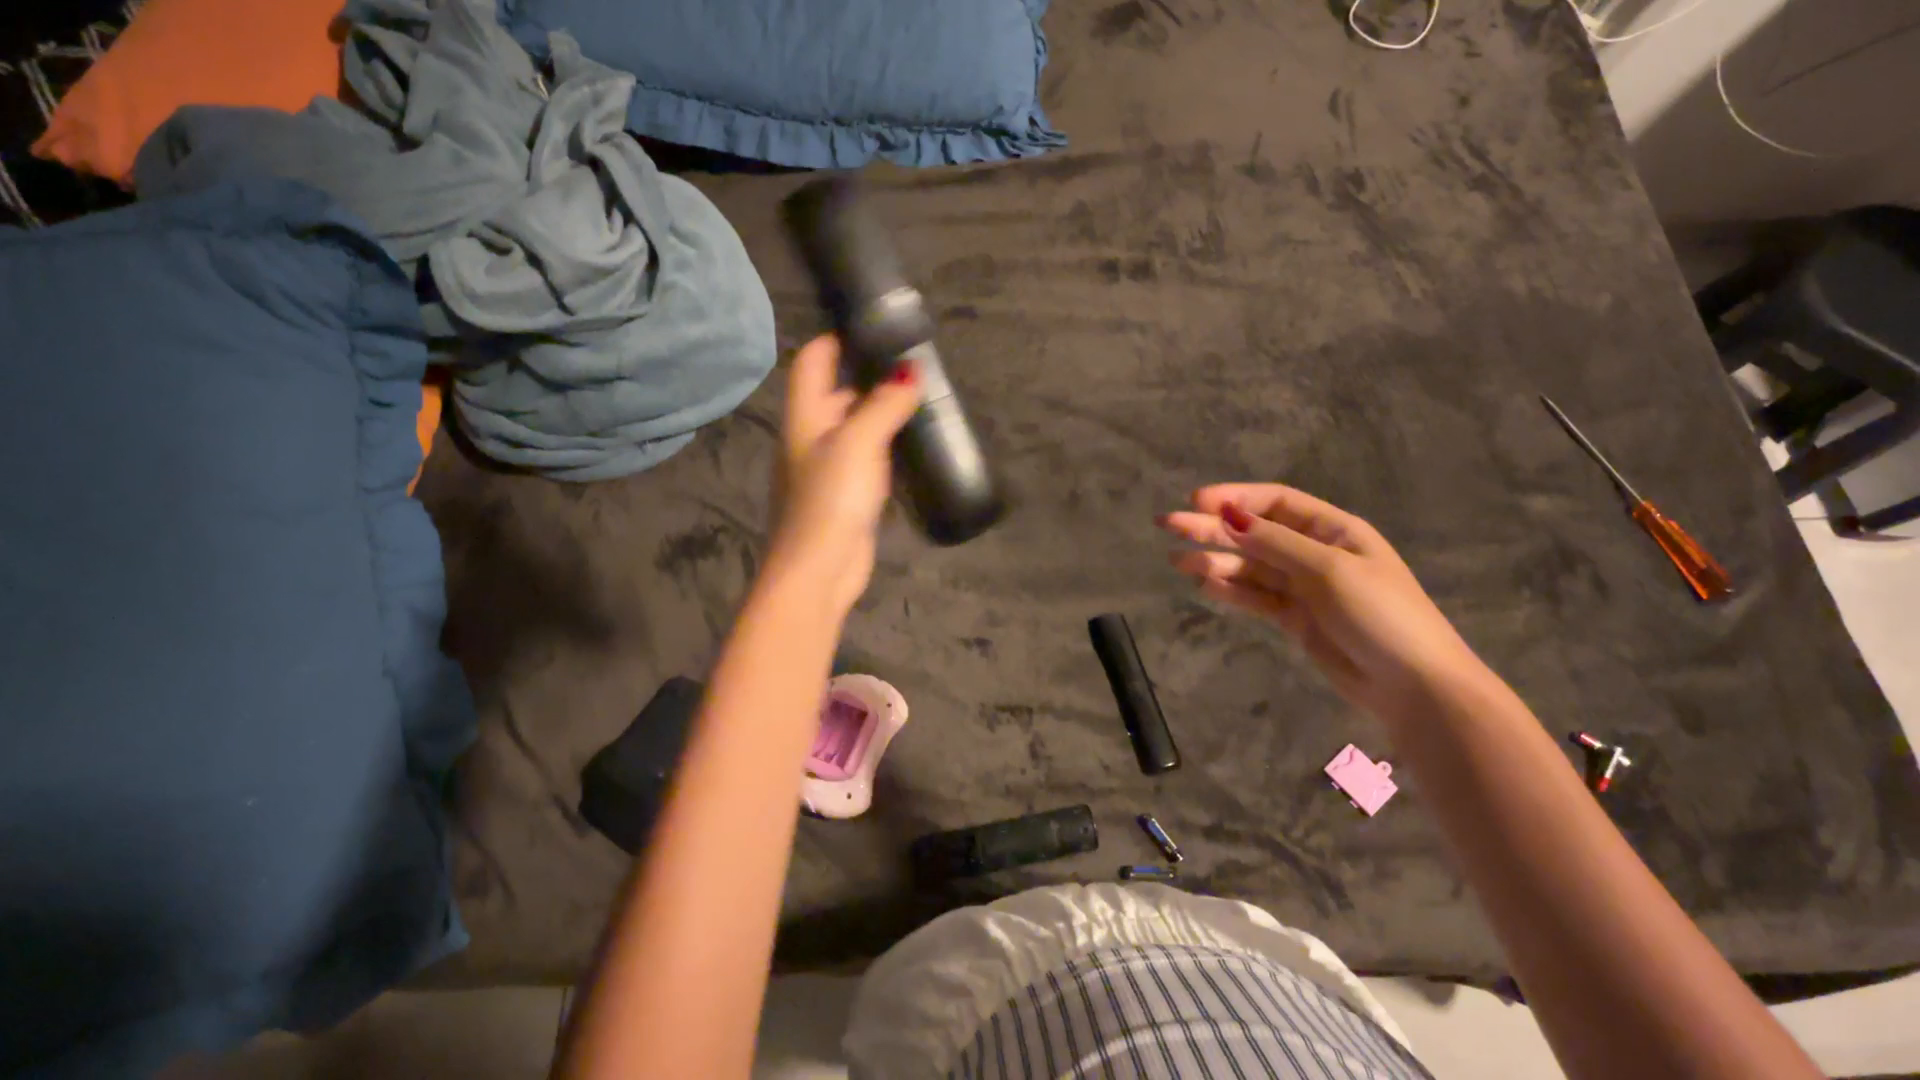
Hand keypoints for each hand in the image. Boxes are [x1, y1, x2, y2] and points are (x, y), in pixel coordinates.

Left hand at [767, 335, 922, 616]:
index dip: (839, 338)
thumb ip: (885, 403)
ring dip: (885, 413)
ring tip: (927, 397)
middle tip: (919, 363)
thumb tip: (911, 370)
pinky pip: (870, 458)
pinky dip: (890, 447)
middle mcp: (813, 435)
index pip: (814, 360)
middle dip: (873, 375)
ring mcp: (829, 467)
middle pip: (838, 391)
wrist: (818, 570)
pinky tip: (918, 445)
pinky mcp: (848, 495)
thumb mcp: (860, 442)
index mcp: (806, 415)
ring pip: (858, 426)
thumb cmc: (831, 499)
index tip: (879, 327)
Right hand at [1159, 483, 1487, 718]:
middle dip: (1212, 528)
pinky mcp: (1297, 620)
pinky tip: (1204, 584)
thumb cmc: (1380, 614)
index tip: (1196, 502)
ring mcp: (1305, 589)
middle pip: (1255, 534)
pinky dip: (1230, 590)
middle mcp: (1315, 553)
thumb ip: (1275, 544)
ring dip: (1215, 561)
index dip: (1235, 498)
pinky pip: (1256, 598)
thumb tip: (1228, 517)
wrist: (1413, 684)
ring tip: (1177, 561)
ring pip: (1251, 567)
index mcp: (1334, 530)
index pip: (1275, 503)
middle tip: (1168, 525)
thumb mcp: (1329, 570)